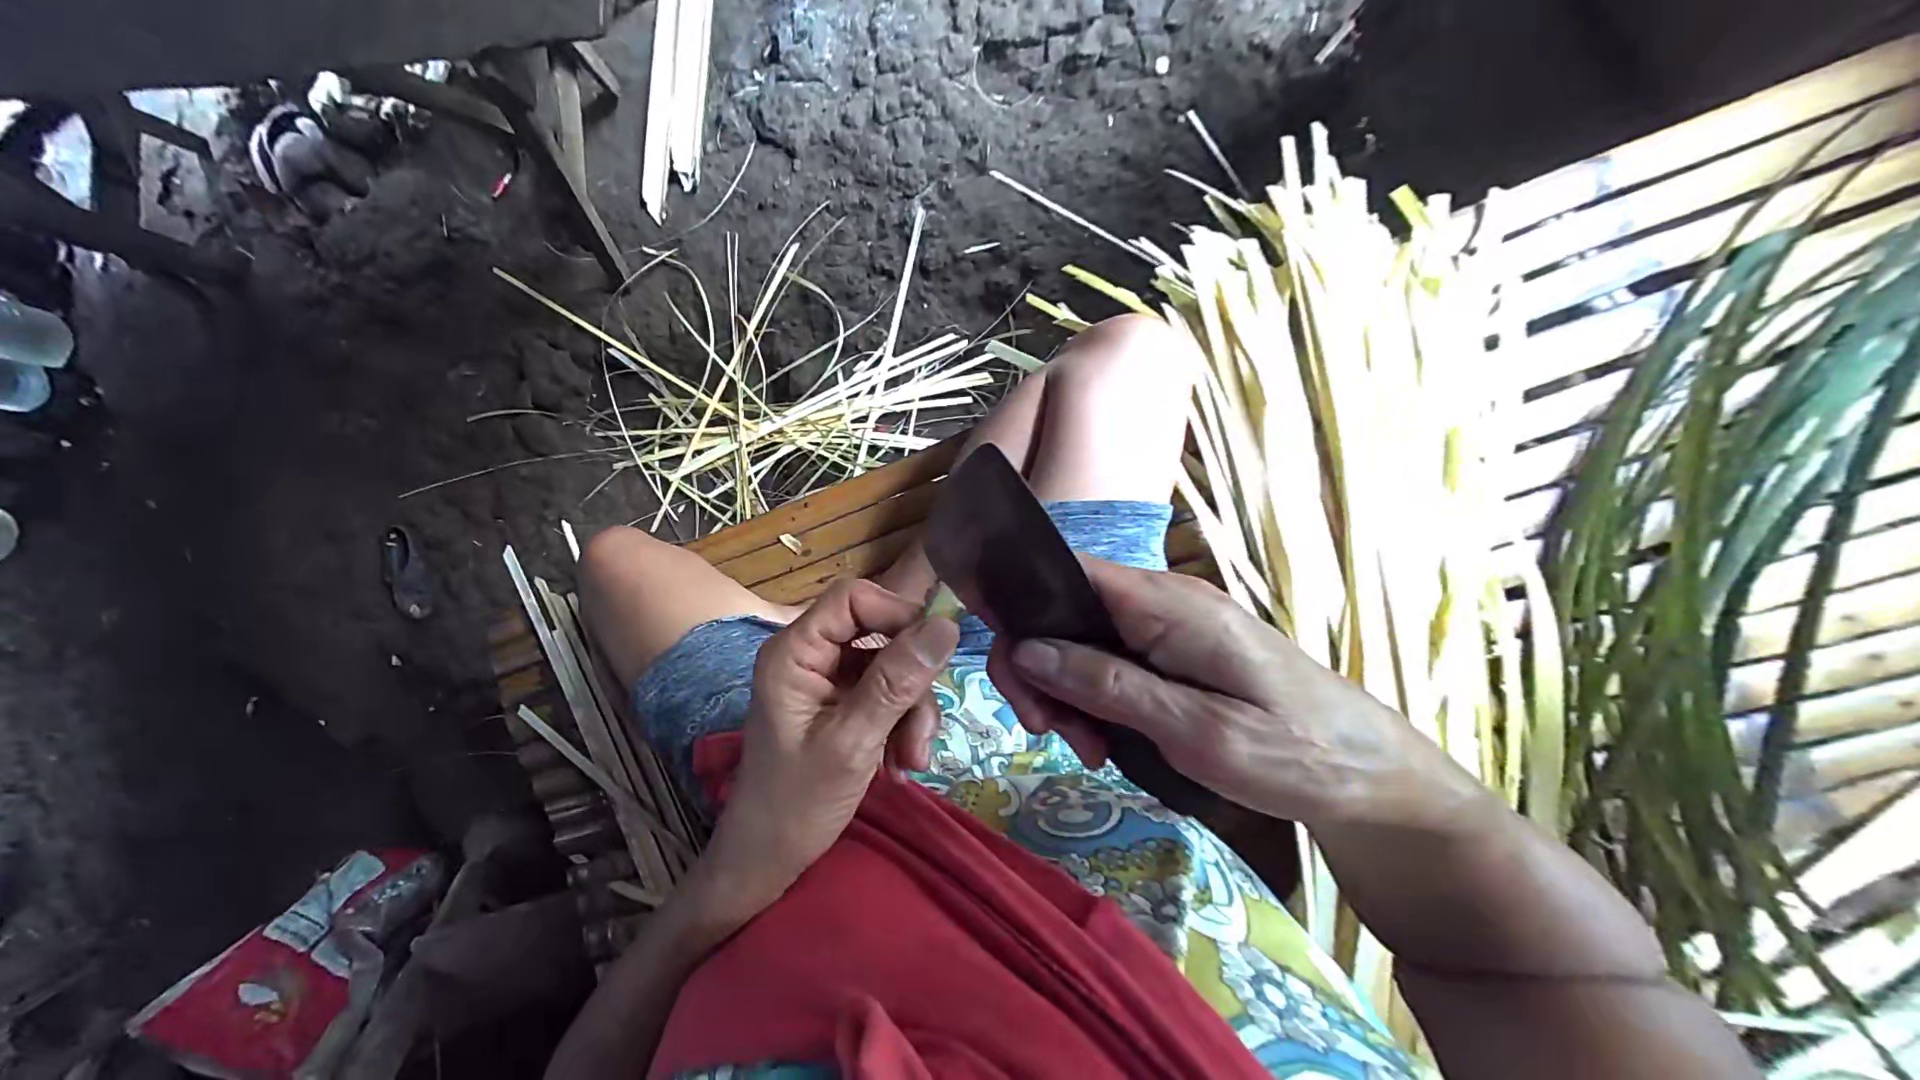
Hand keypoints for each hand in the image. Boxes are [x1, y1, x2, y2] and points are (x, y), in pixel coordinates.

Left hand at [702, 578, 958, 912]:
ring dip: (912, 711)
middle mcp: (811, 655)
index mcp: (795, 652)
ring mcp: (828, 680)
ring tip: (912, 759)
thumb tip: (946, 627)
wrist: (769, 860)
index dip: (897, 614)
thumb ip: (897, 682)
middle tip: (923, 729)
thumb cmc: (798, 803)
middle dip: (911, 681)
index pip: (853, 598)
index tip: (934, 650)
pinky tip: (902, 763)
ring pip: (892, 667)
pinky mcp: (842, 703)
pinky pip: (888, 693)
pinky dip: (903, 724)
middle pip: (880, 633)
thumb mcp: (854, 742)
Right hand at [986, 556, 1486, 830]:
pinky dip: (1093, 697)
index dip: (1019, 604)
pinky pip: (1111, 660)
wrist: (1372, 778)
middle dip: (1039, 667)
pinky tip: (1103, 739)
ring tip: (1086, 747)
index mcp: (1168, 604)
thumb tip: (1027, 649)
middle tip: (1047, 731)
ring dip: (1066, 690)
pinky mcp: (1175, 651)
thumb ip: (1110, 686)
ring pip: (1082, 640)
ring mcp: (1169, 625)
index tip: (1004, 669)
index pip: (1067, 572)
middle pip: (1065, 610)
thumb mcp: (1198, 731)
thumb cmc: (1295, 754)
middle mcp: (1162, 601)